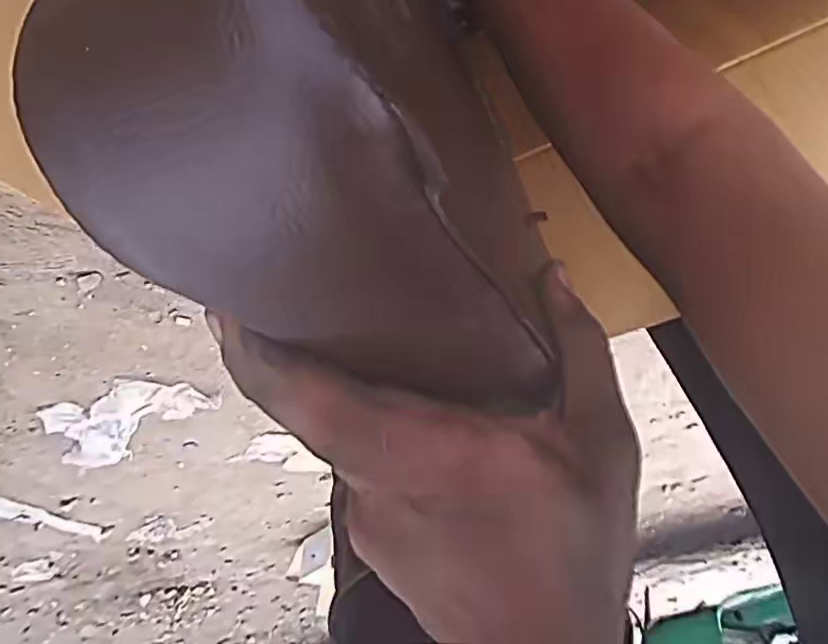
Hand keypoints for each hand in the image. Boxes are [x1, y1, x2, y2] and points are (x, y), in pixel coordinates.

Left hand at [208, 266, 640, 643]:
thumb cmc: (572, 553)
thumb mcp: (602, 444)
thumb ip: (580, 350)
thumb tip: (553, 275)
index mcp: (417, 450)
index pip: (308, 400)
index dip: (256, 355)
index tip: (226, 308)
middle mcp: (374, 482)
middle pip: (300, 406)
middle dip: (271, 347)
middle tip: (267, 287)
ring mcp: (365, 513)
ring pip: (325, 430)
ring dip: (315, 381)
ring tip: (327, 321)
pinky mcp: (372, 531)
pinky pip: (347, 456)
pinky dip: (345, 416)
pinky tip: (378, 391)